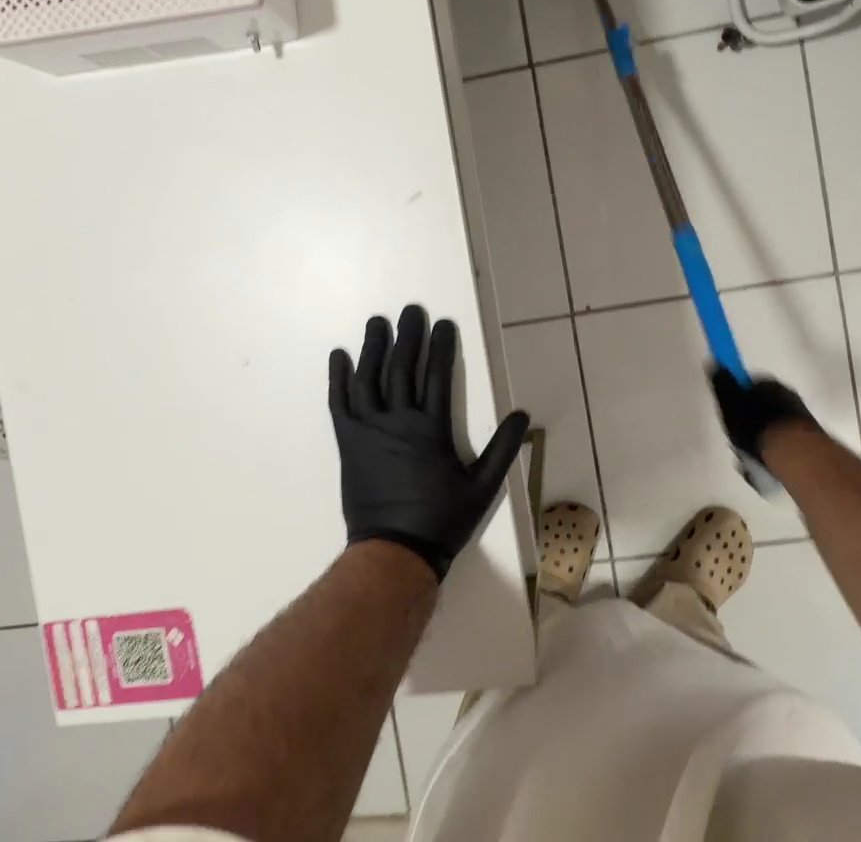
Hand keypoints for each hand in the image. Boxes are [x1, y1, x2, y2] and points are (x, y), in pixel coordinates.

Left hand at [329, 305, 529, 580]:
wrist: (395, 550)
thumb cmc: (442, 520)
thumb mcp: (483, 487)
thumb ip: (503, 450)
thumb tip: (522, 415)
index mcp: (431, 429)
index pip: (438, 375)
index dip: (441, 346)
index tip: (444, 323)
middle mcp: (398, 421)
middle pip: (401, 367)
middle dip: (407, 336)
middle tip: (410, 310)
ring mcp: (368, 430)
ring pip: (369, 378)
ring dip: (373, 348)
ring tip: (377, 323)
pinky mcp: (347, 442)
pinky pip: (339, 403)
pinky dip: (338, 378)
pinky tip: (339, 356)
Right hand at [709, 366, 815, 463]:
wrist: (794, 455)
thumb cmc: (757, 428)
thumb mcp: (731, 404)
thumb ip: (722, 384)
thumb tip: (716, 363)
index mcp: (771, 385)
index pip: (750, 385)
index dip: (737, 399)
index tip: (729, 415)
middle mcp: (789, 397)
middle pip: (761, 408)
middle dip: (749, 423)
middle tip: (737, 439)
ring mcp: (800, 420)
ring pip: (770, 429)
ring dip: (759, 440)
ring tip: (750, 458)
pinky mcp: (808, 442)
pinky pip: (781, 444)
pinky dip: (771, 452)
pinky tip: (764, 464)